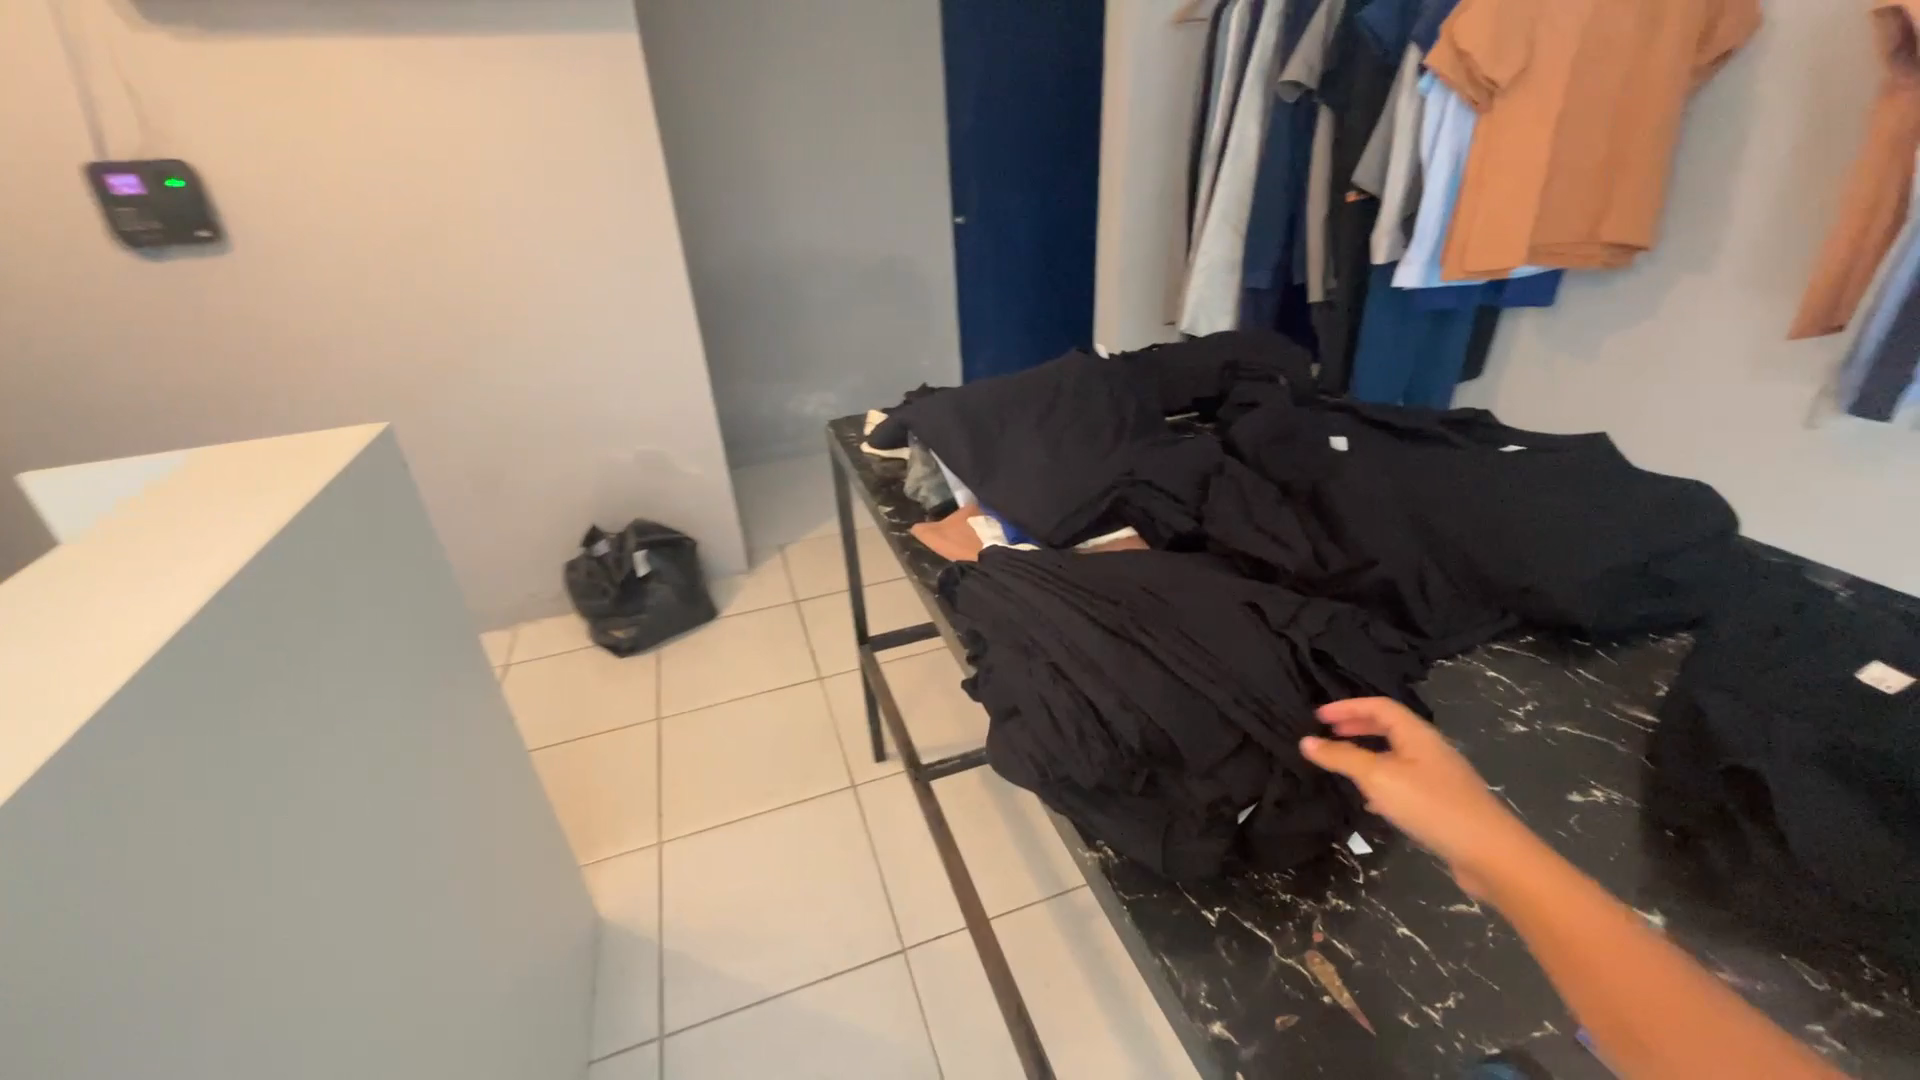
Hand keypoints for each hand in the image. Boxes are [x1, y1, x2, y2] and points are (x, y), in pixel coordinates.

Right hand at [1301, 698, 1532, 895]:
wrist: (1492, 854)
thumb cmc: (1431, 806)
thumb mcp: (1378, 778)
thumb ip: (1341, 758)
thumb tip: (1306, 741)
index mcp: (1417, 735)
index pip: (1379, 707)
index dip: (1347, 707)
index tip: (1317, 716)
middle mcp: (1430, 750)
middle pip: (1390, 728)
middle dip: (1357, 727)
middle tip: (1328, 733)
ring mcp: (1440, 777)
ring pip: (1397, 756)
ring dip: (1368, 754)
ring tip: (1342, 765)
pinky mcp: (1444, 803)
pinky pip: (1405, 781)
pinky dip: (1382, 781)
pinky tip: (1371, 802)